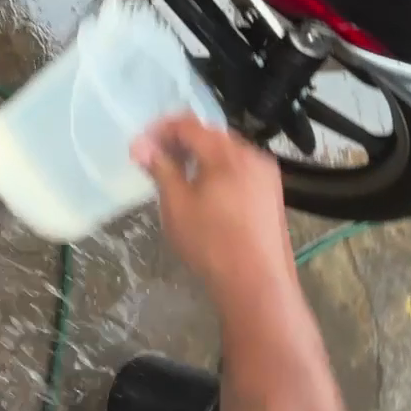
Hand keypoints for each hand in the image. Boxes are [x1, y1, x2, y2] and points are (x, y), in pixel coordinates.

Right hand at [130, 114, 293, 306]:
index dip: (159, 129)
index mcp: (227, 154)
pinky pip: (238, 166)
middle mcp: (251, 156)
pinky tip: (202, 188)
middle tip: (155, 158)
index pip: (187, 124)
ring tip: (176, 173)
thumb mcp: (176, 202)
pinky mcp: (271, 194)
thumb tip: (139, 144)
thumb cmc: (211, 242)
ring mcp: (266, 176)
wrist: (259, 287)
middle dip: (178, 140)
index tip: (141, 146)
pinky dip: (216, 167)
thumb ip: (158, 166)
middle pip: (208, 133)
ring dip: (197, 153)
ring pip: (224, 149)